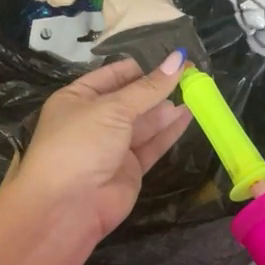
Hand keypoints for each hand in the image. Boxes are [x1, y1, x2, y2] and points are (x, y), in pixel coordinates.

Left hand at [10, 53, 192, 242]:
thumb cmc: (80, 144)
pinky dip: (170, 131)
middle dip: (158, 87)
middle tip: (192, 74)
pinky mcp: (130, 168)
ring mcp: (113, 145)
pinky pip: (153, 144)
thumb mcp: (113, 109)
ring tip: (196, 92)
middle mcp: (94, 120)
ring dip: (167, 108)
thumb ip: (149, 88)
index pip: (114, 75)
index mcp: (78, 98)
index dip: (142, 66)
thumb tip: (179, 59)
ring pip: (145, 122)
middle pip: (132, 98)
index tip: (173, 58)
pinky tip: (189, 116)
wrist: (67, 205)